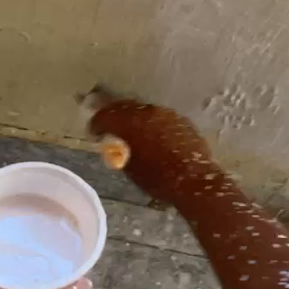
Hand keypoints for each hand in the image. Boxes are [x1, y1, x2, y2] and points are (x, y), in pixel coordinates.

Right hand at [87, 96, 217, 204]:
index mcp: (130, 123)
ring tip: (130, 130)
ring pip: (144, 111)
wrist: (195, 181)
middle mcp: (147, 112)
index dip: (96, 123)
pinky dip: (152, 124)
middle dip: (113, 115)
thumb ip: (121, 151)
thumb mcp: (131, 168)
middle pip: (124, 107)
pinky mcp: (182, 120)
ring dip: (134, 118)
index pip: (106, 115)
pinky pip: (160, 118)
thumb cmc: (159, 180)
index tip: (93, 132)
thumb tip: (116, 145)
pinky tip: (153, 135)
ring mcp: (167, 114)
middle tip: (107, 125)